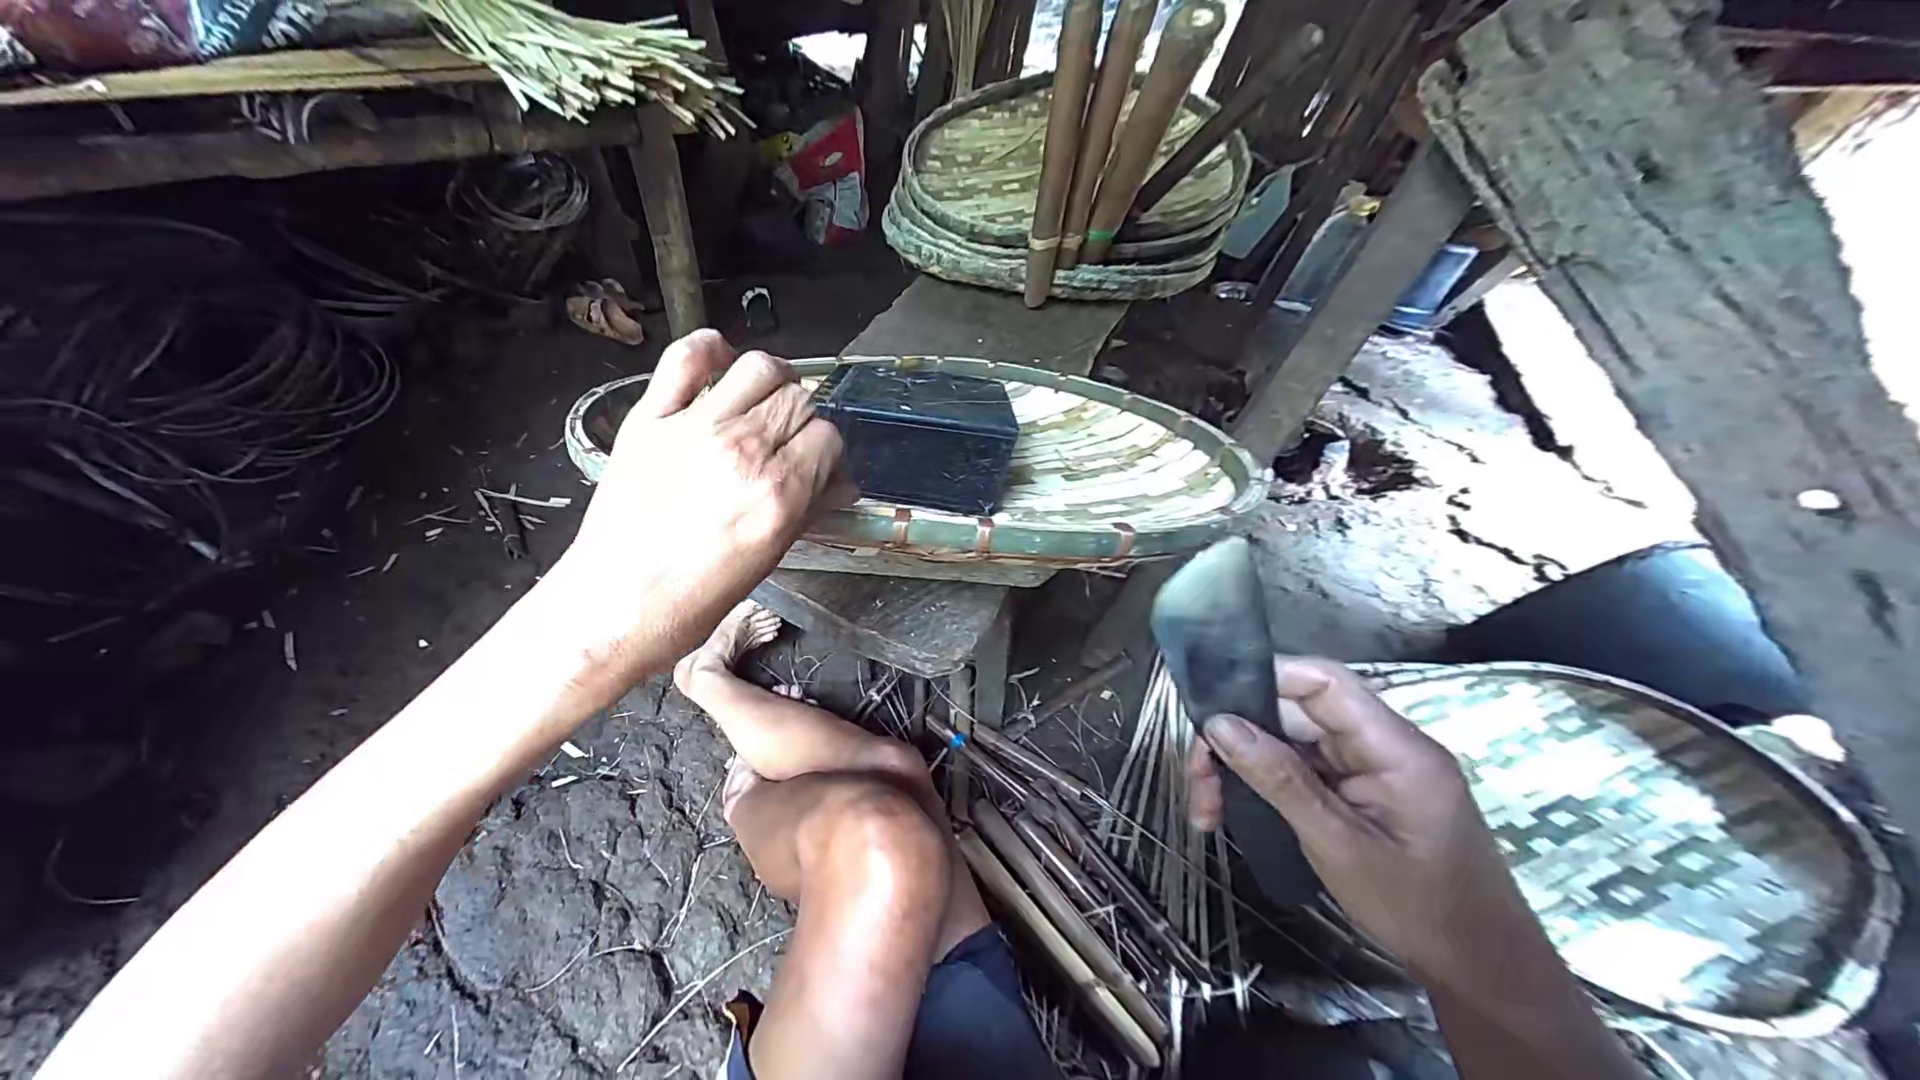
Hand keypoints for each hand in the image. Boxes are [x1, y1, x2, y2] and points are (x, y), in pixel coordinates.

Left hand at [548, 331, 850, 683]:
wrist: (619, 602)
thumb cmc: (696, 594)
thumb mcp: (769, 555)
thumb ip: (809, 508)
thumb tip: (839, 483)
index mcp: (778, 492)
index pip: (828, 437)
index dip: (827, 450)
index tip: (817, 461)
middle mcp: (743, 451)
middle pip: (799, 399)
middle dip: (805, 418)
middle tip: (791, 439)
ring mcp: (694, 428)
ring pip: (758, 367)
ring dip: (774, 379)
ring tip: (767, 397)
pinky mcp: (651, 418)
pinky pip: (687, 357)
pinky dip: (711, 349)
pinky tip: (721, 364)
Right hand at [1185, 657, 1544, 988]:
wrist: (1481, 972)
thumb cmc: (1419, 911)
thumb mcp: (1339, 846)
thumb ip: (1281, 779)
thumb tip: (1219, 724)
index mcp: (1396, 748)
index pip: (1325, 682)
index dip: (1267, 676)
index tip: (1211, 701)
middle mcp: (1381, 745)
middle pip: (1294, 713)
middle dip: (1238, 736)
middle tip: (1196, 774)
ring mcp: (1369, 767)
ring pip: (1288, 742)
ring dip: (1241, 767)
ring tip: (1205, 806)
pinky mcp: (1357, 789)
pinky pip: (1299, 769)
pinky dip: (1261, 785)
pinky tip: (1228, 810)